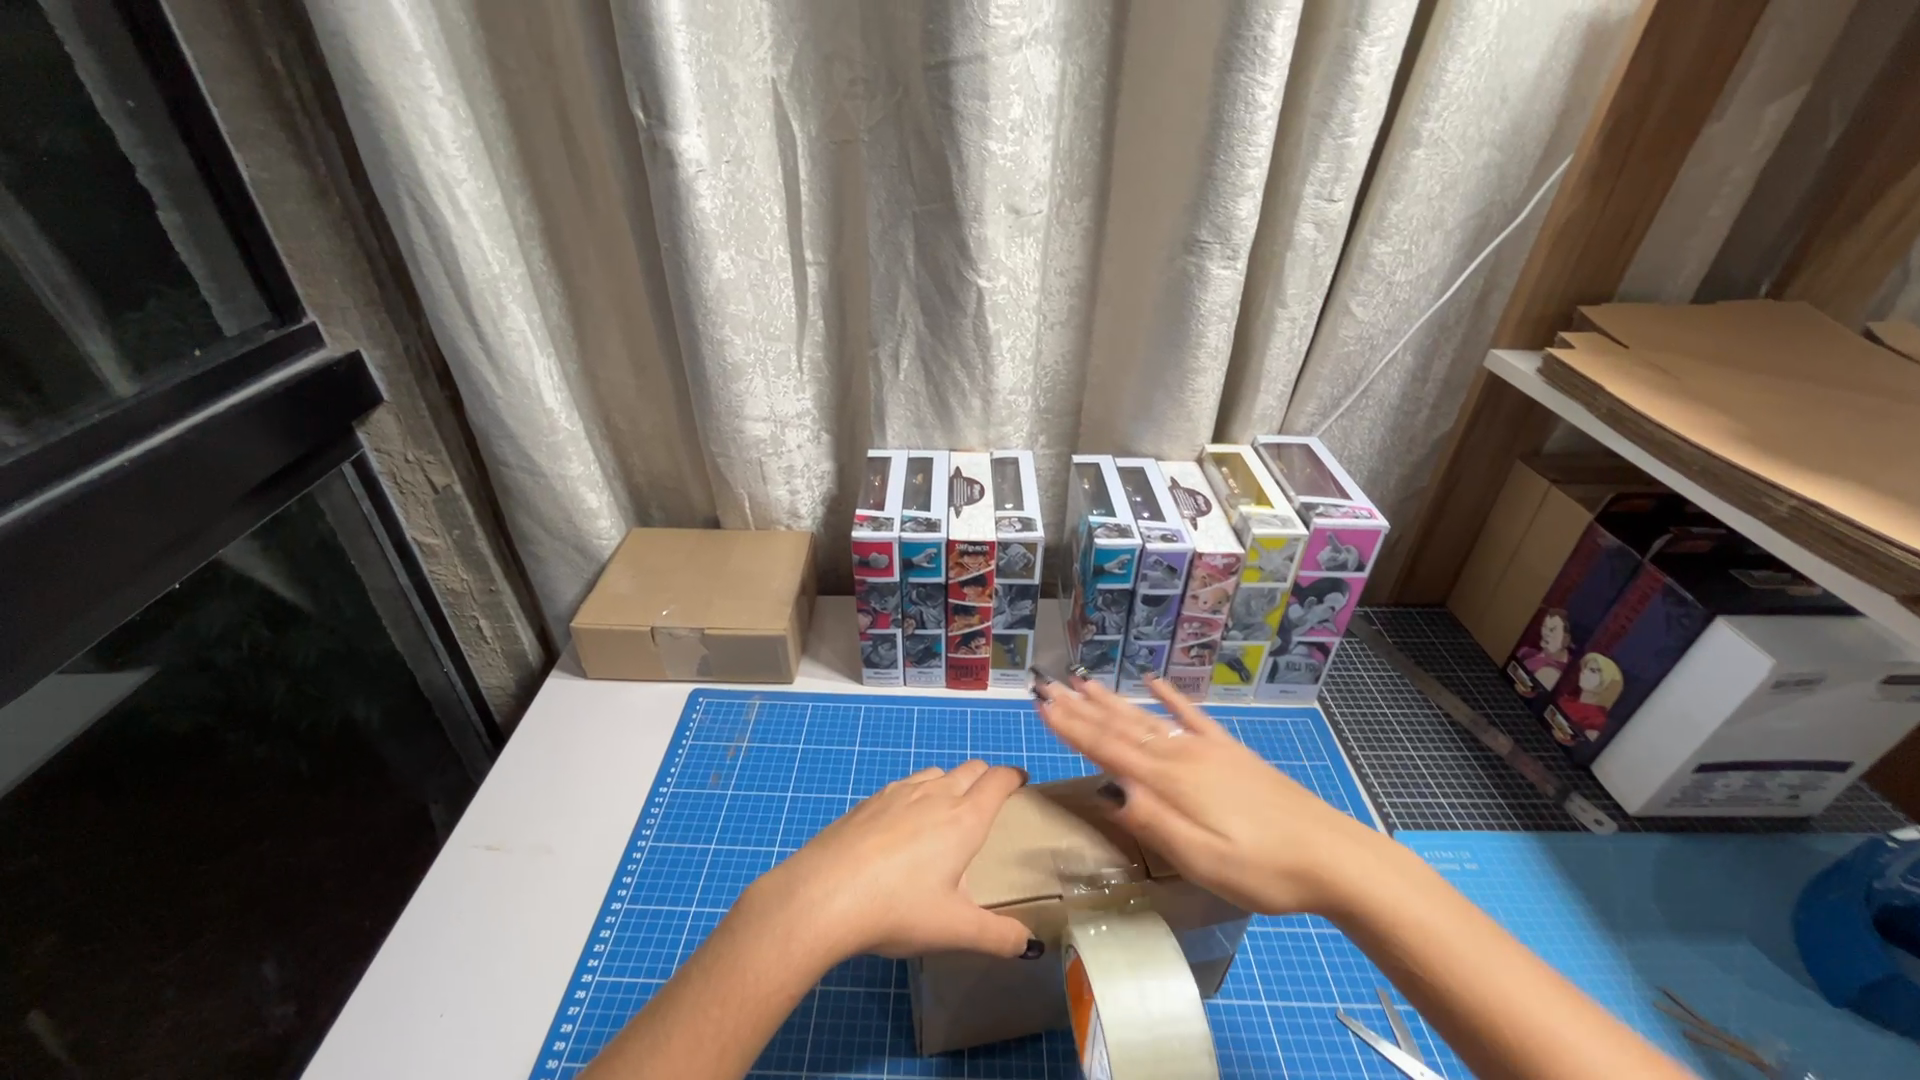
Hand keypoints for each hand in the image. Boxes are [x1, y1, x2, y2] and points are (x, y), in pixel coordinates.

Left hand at [741, 761, 1039, 962]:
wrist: (823, 894)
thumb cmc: (898, 909)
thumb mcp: (954, 930)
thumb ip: (998, 936)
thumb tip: (1029, 946)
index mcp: (964, 819)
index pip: (998, 780)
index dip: (1014, 776)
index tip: (1022, 782)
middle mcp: (934, 795)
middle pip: (970, 768)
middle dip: (986, 777)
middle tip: (990, 800)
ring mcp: (897, 793)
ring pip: (935, 772)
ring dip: (950, 781)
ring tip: (948, 810)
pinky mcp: (868, 802)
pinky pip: (904, 785)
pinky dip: (917, 793)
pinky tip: (903, 824)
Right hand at [1034, 673, 1386, 916]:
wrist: (1334, 857)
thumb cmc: (1263, 870)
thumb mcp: (1202, 860)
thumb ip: (1154, 823)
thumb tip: (1110, 792)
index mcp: (1170, 781)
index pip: (1108, 748)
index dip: (1072, 728)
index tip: (1042, 706)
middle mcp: (1183, 755)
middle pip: (1122, 726)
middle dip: (1082, 707)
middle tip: (1049, 686)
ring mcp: (1209, 750)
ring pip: (1149, 718)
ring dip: (1113, 700)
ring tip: (1085, 680)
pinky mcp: (1232, 754)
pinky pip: (1193, 718)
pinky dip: (1170, 699)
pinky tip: (1155, 683)